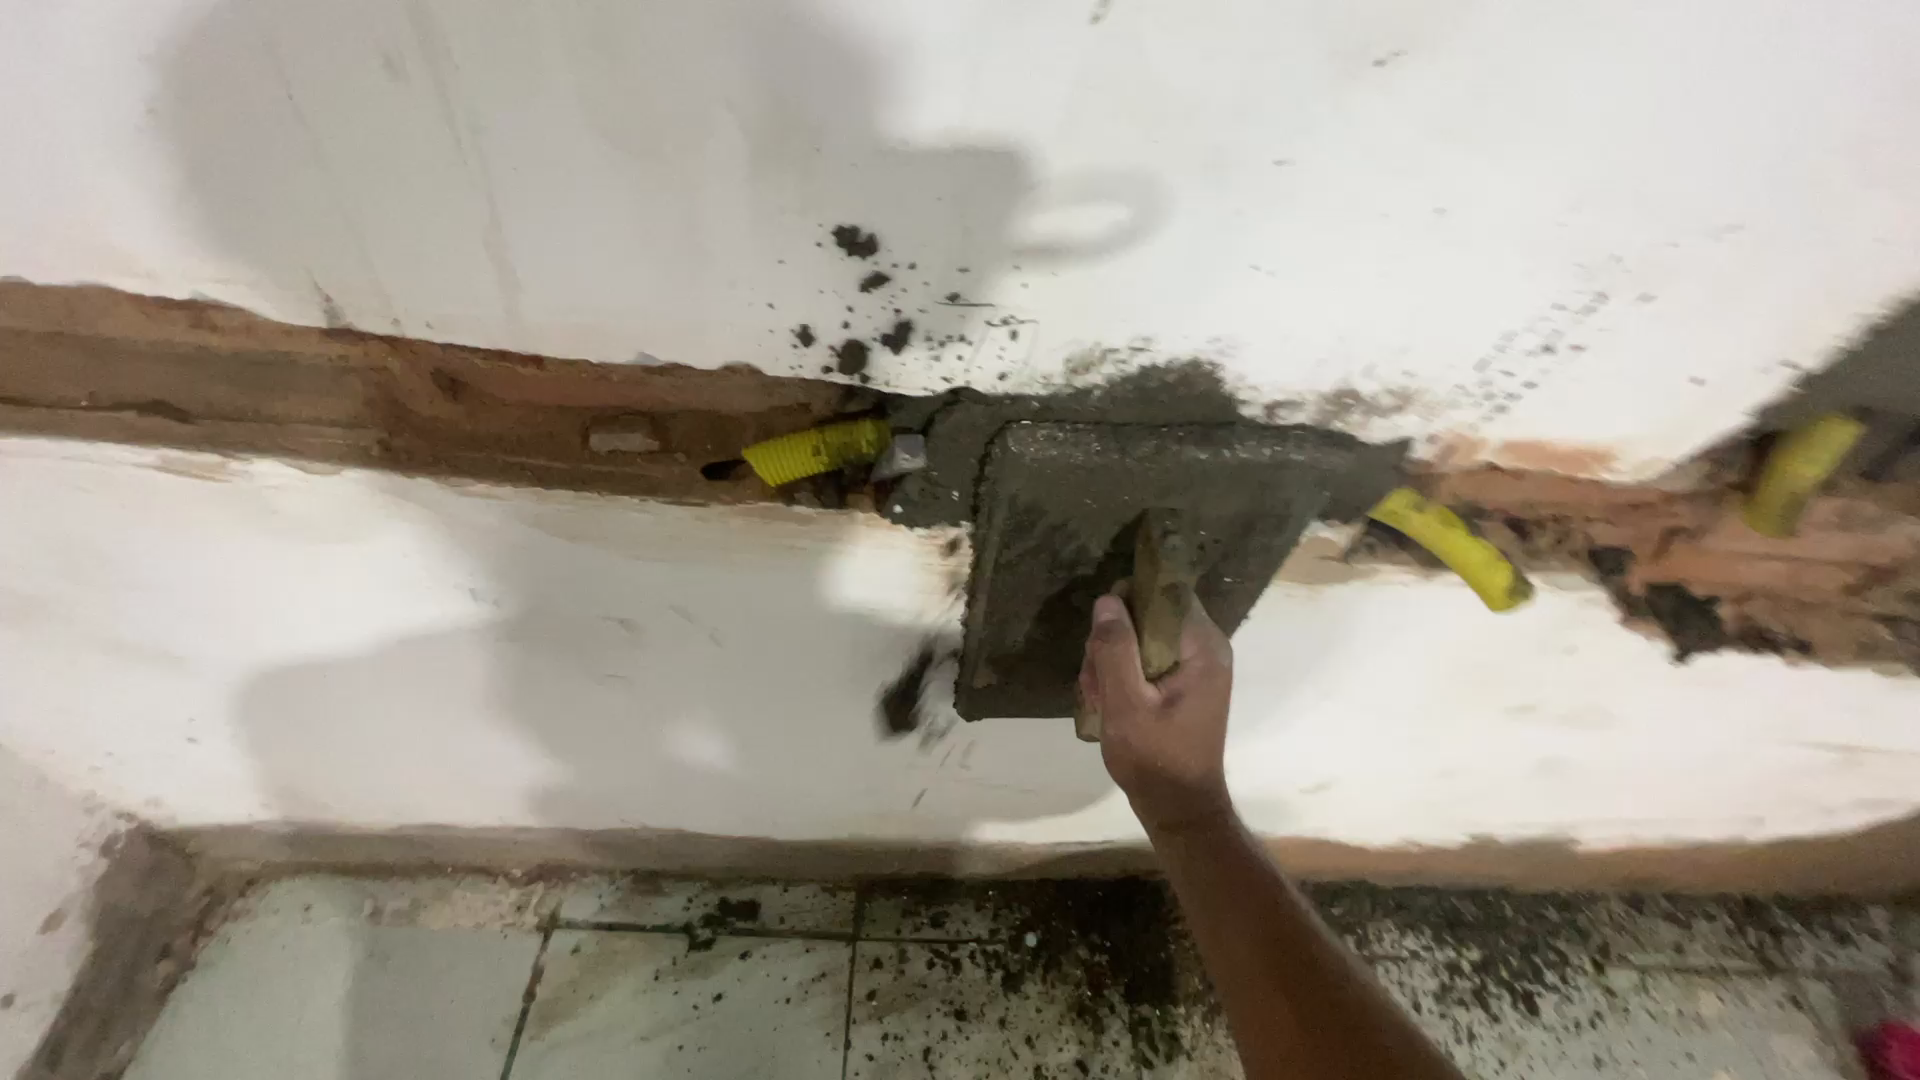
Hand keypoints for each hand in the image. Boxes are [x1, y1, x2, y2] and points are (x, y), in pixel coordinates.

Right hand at [1080, 590, 1234, 834]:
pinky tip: (1107, 705)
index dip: (1128, 605)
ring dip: (1110, 664)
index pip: (1165, 594)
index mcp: (1203, 647)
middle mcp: (1204, 649)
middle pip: (1147, 617)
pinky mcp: (1180, 684)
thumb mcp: (1126, 703)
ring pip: (1139, 640)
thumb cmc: (1155, 758)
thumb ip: (1115, 649)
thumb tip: (1107, 599)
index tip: (1103, 636)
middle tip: (1096, 681)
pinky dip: (1121, 679)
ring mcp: (1193, 667)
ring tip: (1099, 700)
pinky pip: (1143, 662)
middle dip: (1113, 643)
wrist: (1177, 809)